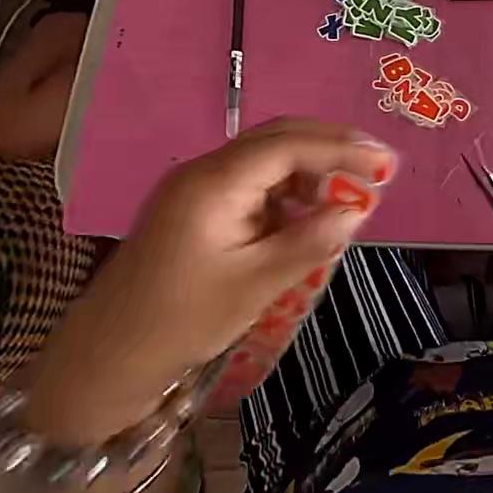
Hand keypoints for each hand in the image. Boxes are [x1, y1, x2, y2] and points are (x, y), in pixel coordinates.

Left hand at [24, 120, 394, 443]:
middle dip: (332, 146)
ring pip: (268, 155)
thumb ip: (310, 240)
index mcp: (214, 184)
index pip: (288, 146)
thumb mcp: (255, 284)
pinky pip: (255, 180)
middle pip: (279, 137)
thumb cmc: (181, 321)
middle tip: (379, 163)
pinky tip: (311, 210)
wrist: (107, 354)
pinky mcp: (200, 203)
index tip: (385, 164)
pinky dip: (292, 187)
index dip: (341, 149)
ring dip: (313, 166)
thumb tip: (357, 208)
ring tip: (352, 188)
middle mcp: (205, 170)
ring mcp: (199, 184)